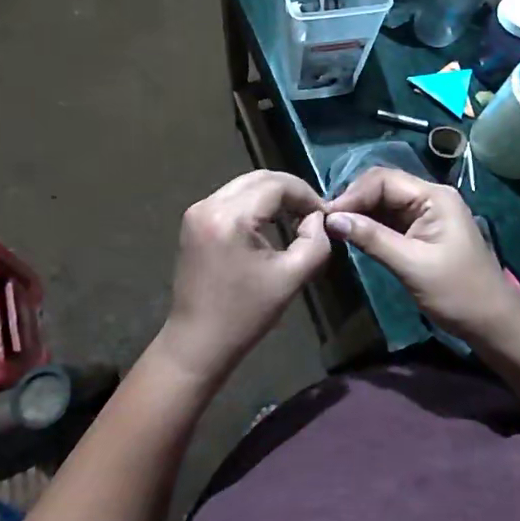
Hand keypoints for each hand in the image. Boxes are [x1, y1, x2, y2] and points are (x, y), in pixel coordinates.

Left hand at [157, 170, 330, 380]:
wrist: (198, 342)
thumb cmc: (245, 314)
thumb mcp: (292, 278)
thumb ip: (315, 242)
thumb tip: (316, 218)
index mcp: (229, 217)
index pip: (276, 185)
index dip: (306, 195)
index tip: (324, 215)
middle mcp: (208, 205)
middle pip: (259, 178)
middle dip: (291, 191)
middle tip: (313, 213)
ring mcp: (197, 211)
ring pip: (245, 185)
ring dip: (273, 195)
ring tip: (296, 217)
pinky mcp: (194, 221)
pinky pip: (232, 198)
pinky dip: (255, 204)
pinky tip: (271, 223)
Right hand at [324, 167, 519, 343]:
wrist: (491, 322)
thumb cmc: (457, 292)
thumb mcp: (412, 265)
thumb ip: (372, 238)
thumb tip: (331, 219)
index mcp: (434, 197)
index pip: (384, 180)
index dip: (353, 194)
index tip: (326, 215)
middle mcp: (429, 198)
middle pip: (382, 186)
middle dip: (353, 201)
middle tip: (326, 222)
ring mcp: (425, 214)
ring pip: (383, 203)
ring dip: (359, 213)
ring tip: (333, 229)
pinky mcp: (420, 232)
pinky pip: (388, 220)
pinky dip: (369, 225)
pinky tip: (351, 235)